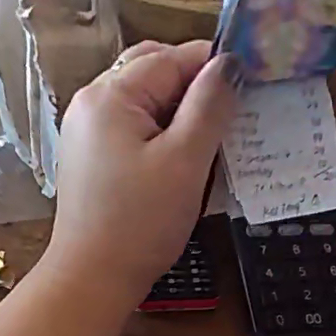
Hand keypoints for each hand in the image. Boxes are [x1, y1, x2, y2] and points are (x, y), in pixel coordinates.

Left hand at [45, 40, 237, 303]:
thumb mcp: (185, 163)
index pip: (171, 58)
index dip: (212, 65)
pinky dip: (159, 132)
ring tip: (208, 140)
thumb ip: (209, 108)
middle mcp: (91, 101)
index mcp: (111, 94)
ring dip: (177, 111)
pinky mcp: (90, 158)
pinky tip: (178, 159)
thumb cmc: (143, 222)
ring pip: (142, 102)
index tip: (250, 80)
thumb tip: (230, 63)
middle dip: (193, 85)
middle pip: (152, 72)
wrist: (94, 277)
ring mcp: (86, 130)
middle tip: (231, 112)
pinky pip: (131, 127)